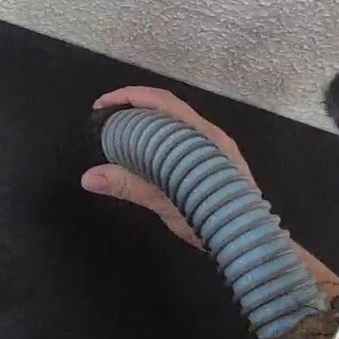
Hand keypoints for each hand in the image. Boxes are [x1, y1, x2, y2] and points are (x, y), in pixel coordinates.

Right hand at [80, 86, 338, 299]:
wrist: (250, 242)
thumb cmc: (214, 220)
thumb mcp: (167, 204)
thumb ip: (129, 187)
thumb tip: (87, 178)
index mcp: (203, 137)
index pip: (162, 101)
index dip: (129, 96)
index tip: (101, 105)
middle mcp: (209, 134)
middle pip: (167, 105)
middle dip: (132, 103)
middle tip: (104, 115)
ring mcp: (213, 146)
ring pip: (173, 119)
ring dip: (144, 117)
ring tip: (118, 128)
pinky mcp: (212, 159)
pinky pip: (178, 134)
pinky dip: (155, 132)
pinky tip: (142, 148)